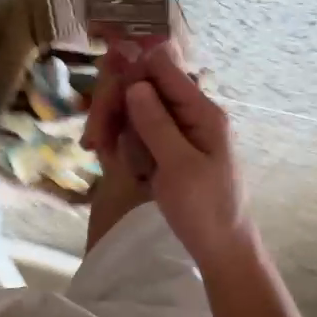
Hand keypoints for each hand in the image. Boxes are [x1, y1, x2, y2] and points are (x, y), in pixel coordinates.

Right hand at [85, 36, 249, 264]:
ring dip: (109, 120)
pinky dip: (115, 134)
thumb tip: (134, 84)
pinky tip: (102, 150)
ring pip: (131, 104)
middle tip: (94, 136)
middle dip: (113, 102)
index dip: (130, 63)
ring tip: (95, 147)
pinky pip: (132, 125)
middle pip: (140, 85)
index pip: (162, 68)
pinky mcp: (163, 144)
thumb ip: (156, 124)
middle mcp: (188, 112)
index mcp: (201, 112)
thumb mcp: (180, 168)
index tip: (102, 71)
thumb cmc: (206, 210)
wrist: (222, 252)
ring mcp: (174, 128)